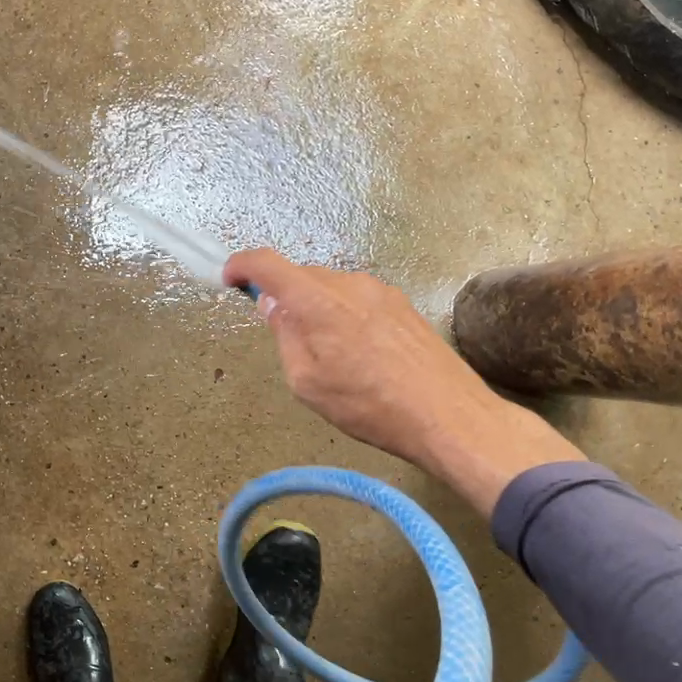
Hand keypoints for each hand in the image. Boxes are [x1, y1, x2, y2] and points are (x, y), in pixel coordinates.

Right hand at [224, 249, 583, 516]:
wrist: (452, 418)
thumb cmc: (370, 406)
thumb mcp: (307, 382)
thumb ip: (285, 336)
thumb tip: (274, 305)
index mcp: (316, 300)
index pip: (266, 263)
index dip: (241, 266)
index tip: (229, 279)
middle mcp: (347, 283)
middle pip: (300, 274)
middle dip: (283, 295)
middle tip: (284, 334)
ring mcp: (380, 290)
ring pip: (330, 287)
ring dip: (316, 306)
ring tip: (329, 353)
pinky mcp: (403, 304)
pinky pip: (357, 298)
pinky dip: (343, 314)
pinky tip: (360, 353)